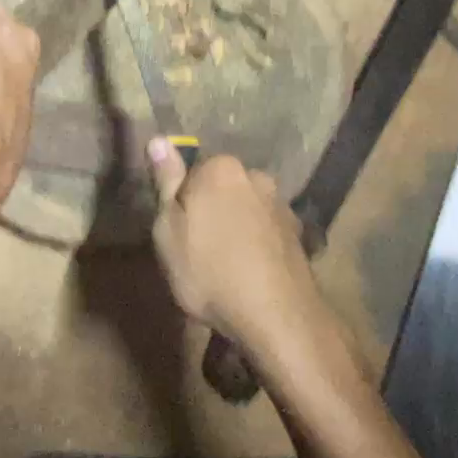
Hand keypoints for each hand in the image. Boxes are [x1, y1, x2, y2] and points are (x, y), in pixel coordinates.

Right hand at [146, 142, 332, 351]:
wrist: (277, 319)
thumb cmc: (210, 271)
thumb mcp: (168, 229)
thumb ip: (165, 182)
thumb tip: (158, 139)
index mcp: (220, 169)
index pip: (191, 170)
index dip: (180, 200)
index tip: (176, 230)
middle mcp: (256, 177)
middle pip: (221, 188)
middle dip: (210, 210)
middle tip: (196, 249)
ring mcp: (281, 207)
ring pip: (244, 209)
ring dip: (235, 228)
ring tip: (224, 267)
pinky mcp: (298, 236)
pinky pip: (265, 232)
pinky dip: (255, 245)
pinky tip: (248, 274)